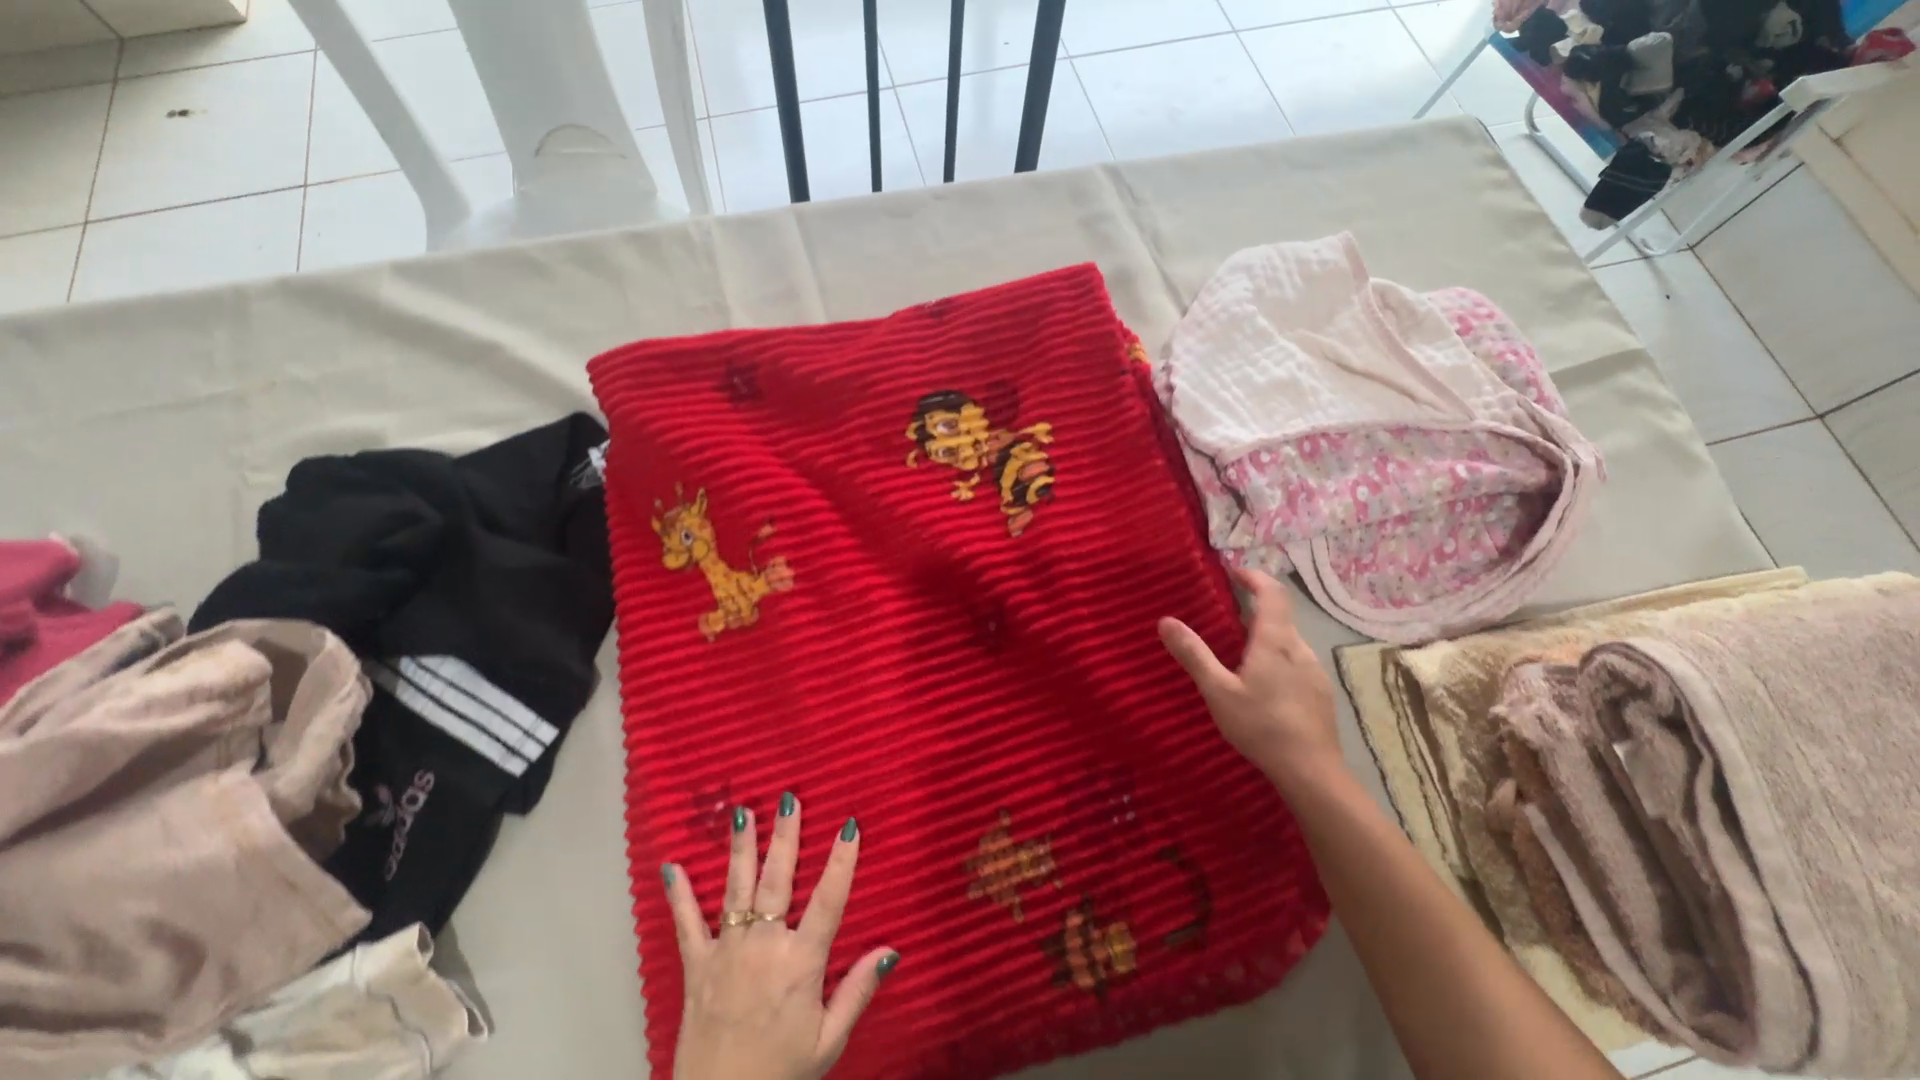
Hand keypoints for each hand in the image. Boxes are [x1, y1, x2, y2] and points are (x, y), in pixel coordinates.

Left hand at [665, 796, 897, 1079]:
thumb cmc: (781, 1071)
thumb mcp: (830, 1039)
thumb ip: (859, 990)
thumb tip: (891, 950)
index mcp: (801, 962)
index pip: (828, 900)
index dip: (841, 861)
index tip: (850, 826)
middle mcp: (764, 946)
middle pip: (777, 880)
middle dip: (785, 836)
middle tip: (788, 799)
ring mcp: (727, 952)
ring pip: (736, 889)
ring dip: (740, 848)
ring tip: (743, 812)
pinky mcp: (697, 965)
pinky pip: (686, 923)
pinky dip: (679, 894)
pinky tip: (672, 866)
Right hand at [1158, 567, 1340, 790]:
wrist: (1311, 770)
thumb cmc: (1261, 726)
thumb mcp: (1218, 691)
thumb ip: (1193, 655)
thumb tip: (1166, 621)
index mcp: (1275, 641)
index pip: (1272, 593)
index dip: (1255, 577)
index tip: (1234, 573)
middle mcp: (1300, 649)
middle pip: (1281, 617)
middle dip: (1256, 610)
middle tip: (1227, 617)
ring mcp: (1315, 672)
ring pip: (1289, 643)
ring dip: (1267, 638)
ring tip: (1241, 655)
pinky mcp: (1321, 693)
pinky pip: (1297, 665)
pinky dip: (1278, 661)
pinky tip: (1265, 688)